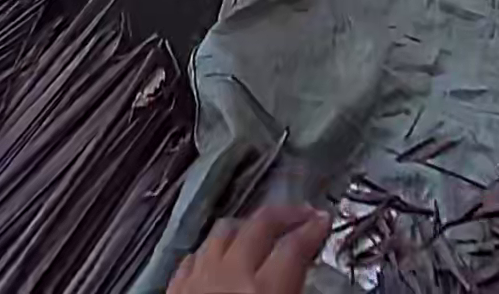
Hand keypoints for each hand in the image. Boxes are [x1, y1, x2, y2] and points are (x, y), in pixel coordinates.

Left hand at [167, 204, 330, 293]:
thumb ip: (293, 290)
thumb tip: (305, 272)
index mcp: (261, 291)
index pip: (294, 249)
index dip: (313, 230)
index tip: (324, 220)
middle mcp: (229, 275)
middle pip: (261, 226)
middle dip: (286, 214)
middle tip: (303, 213)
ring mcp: (198, 278)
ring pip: (224, 231)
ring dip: (247, 226)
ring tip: (261, 229)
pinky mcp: (175, 288)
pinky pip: (196, 255)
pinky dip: (213, 249)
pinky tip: (220, 253)